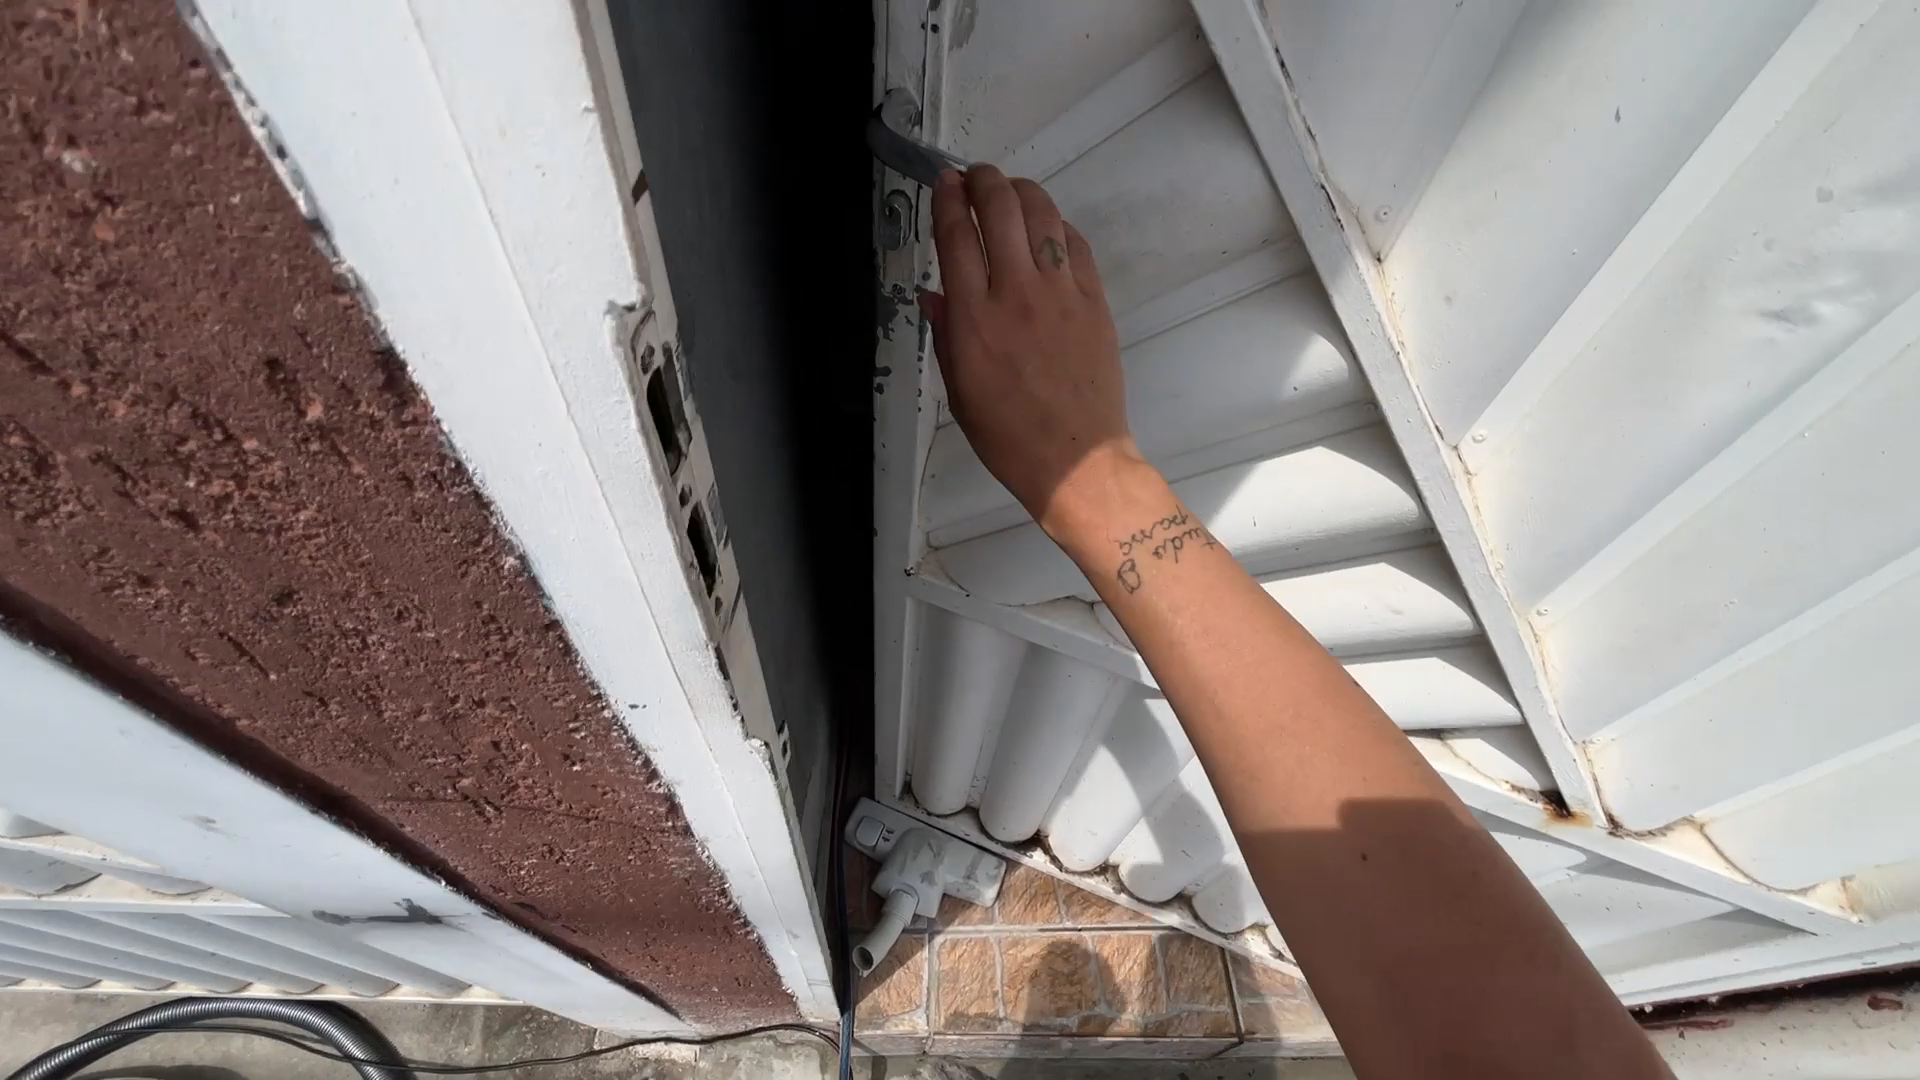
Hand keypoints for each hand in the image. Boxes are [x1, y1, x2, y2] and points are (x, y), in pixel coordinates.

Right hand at [918, 166, 1149, 538]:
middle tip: (975, 177)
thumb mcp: (959, 393)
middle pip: (998, 208)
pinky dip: (1057, 226)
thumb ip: (946, 336)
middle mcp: (1016, 293)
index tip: (944, 184)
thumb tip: (934, 296)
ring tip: (1011, 193)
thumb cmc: (1008, 437)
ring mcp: (1061, 293)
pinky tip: (1048, 230)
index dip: (946, 199)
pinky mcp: (1095, 300)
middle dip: (982, 179)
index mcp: (974, 319)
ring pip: (1042, 213)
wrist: (1075, 460)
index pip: (955, 236)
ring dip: (1022, 191)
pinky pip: (1076, 244)